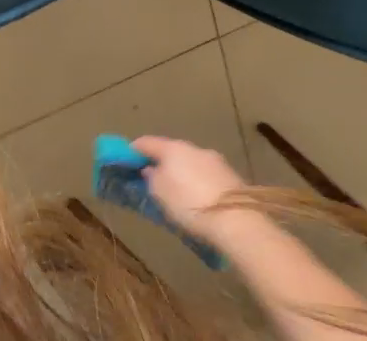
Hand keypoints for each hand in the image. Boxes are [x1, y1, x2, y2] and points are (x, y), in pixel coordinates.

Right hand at [130, 136, 247, 240]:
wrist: (238, 223)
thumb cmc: (189, 204)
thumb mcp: (158, 193)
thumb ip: (150, 177)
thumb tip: (151, 170)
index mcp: (172, 147)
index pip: (145, 142)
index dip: (133, 151)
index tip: (128, 163)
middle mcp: (194, 148)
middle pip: (171, 152)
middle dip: (163, 163)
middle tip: (156, 180)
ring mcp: (217, 162)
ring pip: (192, 163)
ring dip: (184, 173)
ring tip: (181, 192)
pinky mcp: (234, 178)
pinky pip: (209, 176)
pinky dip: (201, 183)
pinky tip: (201, 199)